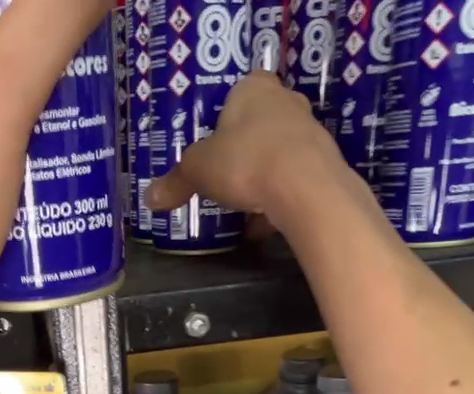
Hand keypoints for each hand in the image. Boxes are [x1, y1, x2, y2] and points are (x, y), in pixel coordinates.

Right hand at [146, 72, 346, 222]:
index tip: (213, 140)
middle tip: (223, 173)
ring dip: (262, 175)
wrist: (305, 187)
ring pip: (278, 152)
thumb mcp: (198, 170)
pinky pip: (293, 181)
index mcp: (254, 88)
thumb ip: (176, 181)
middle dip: (243, 148)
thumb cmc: (245, 160)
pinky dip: (278, 199)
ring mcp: (310, 132)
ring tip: (241, 204)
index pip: (239, 89)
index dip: (225, 113)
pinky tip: (262, 225)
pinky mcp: (324, 165)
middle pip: (259, 123)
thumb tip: (149, 197)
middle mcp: (287, 101)